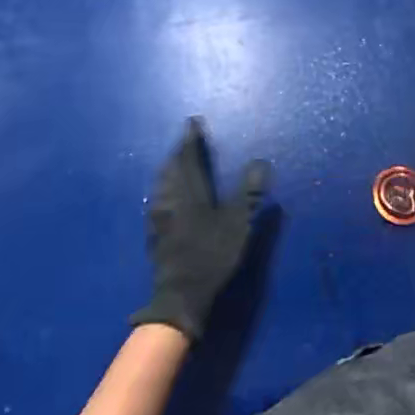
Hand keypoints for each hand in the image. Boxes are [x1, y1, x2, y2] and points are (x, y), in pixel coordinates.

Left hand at [129, 118, 269, 340]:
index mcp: (188, 189)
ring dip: (170, 166)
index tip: (192, 122)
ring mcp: (158, 213)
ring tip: (178, 160)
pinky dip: (165, 185)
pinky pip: (159, 195)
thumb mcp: (237, 224)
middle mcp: (169, 195)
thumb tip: (260, 162)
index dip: (190, 138)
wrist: (180, 292)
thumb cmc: (211, 254)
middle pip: (171, 165)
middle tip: (187, 140)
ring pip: (162, 180)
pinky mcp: (154, 228)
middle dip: (179, 150)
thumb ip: (248, 193)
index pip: (187, 155)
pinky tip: (168, 193)